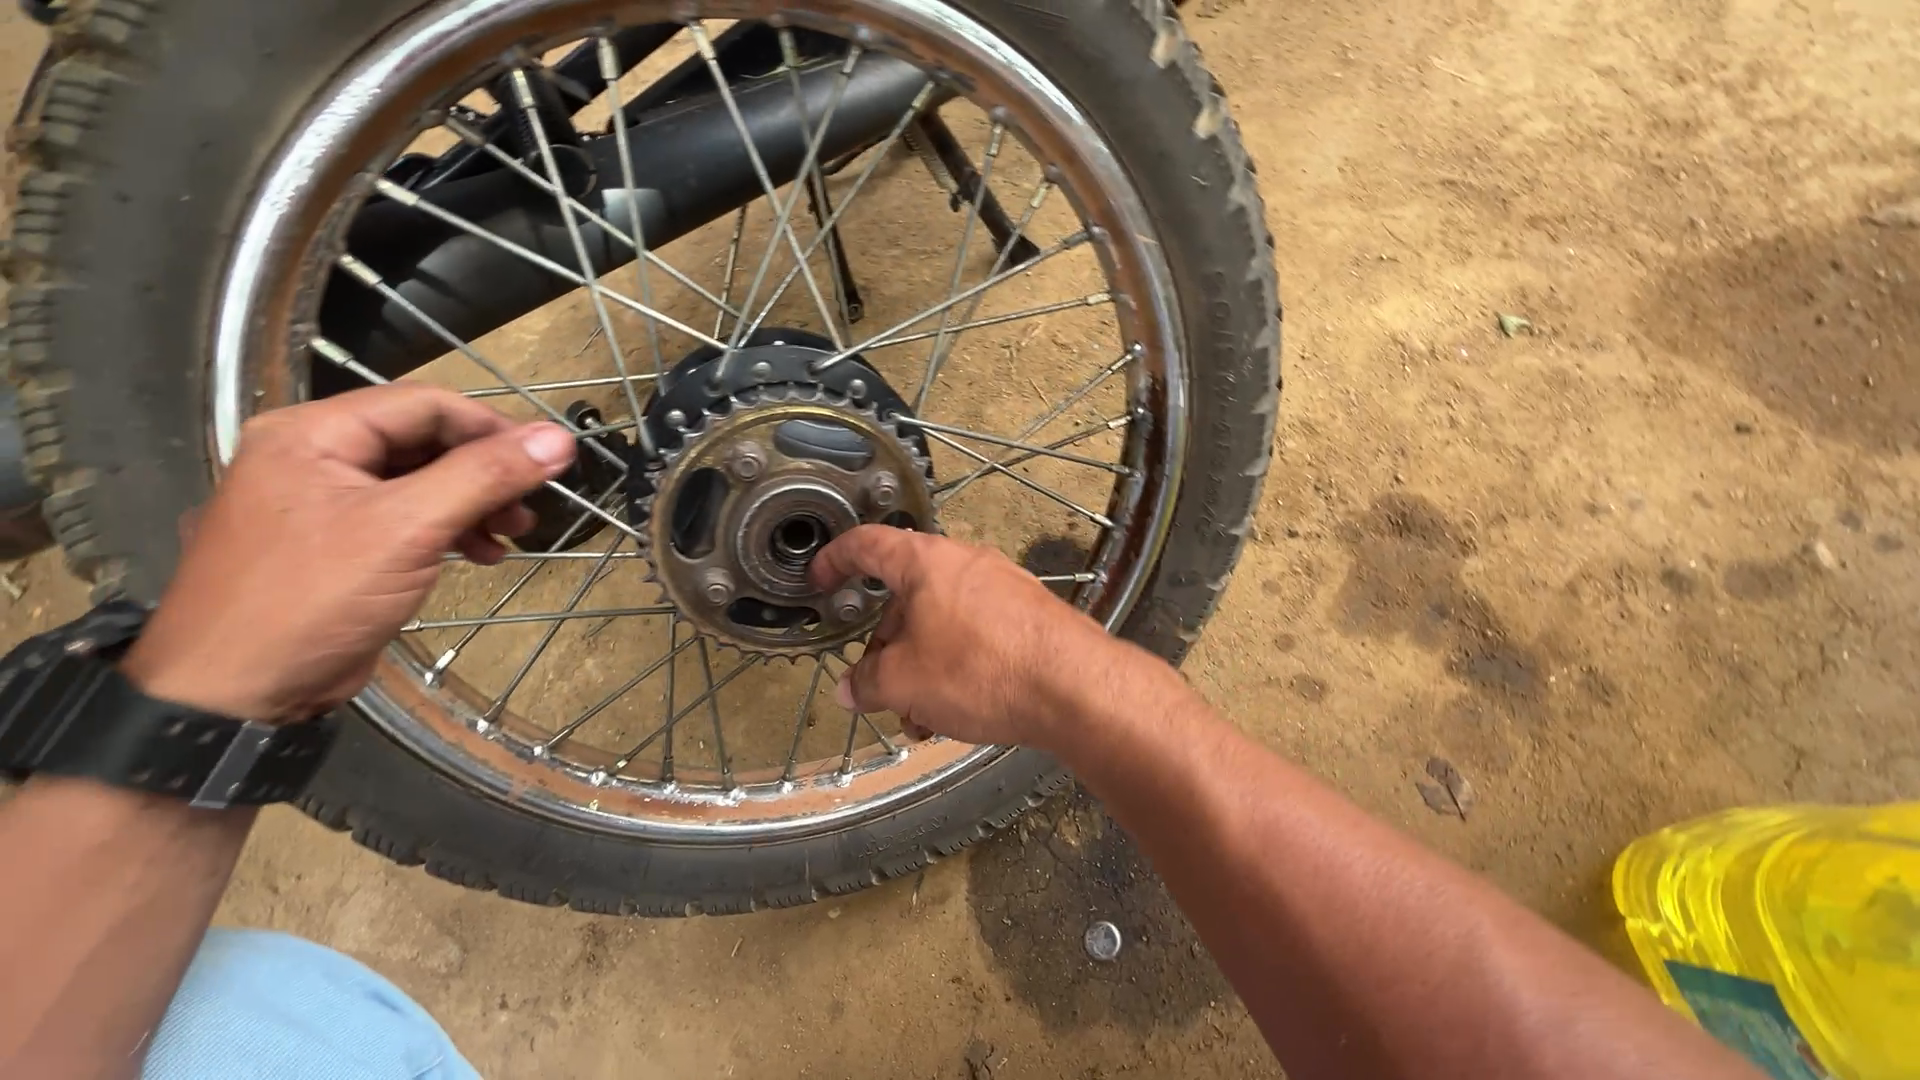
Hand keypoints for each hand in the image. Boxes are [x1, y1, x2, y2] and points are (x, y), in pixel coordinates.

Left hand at [119, 385, 577, 721]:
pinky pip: (410, 517)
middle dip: (488, 471)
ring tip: (517, 532)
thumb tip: (559, 440)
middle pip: (427, 441)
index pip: (425, 404)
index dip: (493, 427)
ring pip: (425, 480)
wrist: (235, 693)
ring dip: (478, 502)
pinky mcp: (342, 543)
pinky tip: (484, 554)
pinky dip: (454, 530)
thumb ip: (484, 477)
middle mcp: (318, 456)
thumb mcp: (407, 529)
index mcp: (315, 433)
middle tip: (533, 504)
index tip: (548, 460)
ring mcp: (329, 502)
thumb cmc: (312, 598)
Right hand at [808, 525, 1134, 748]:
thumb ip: (867, 682)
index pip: (867, 544)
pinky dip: (957, 667)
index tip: (820, 578)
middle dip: (888, 645)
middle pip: (908, 597)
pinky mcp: (1029, 616)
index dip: (835, 559)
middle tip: (880, 687)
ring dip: (923, 665)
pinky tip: (959, 711)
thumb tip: (851, 688)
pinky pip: (977, 636)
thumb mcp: (904, 682)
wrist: (1074, 687)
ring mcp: (1002, 588)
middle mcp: (966, 564)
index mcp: (926, 562)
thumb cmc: (981, 670)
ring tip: (923, 716)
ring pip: (942, 623)